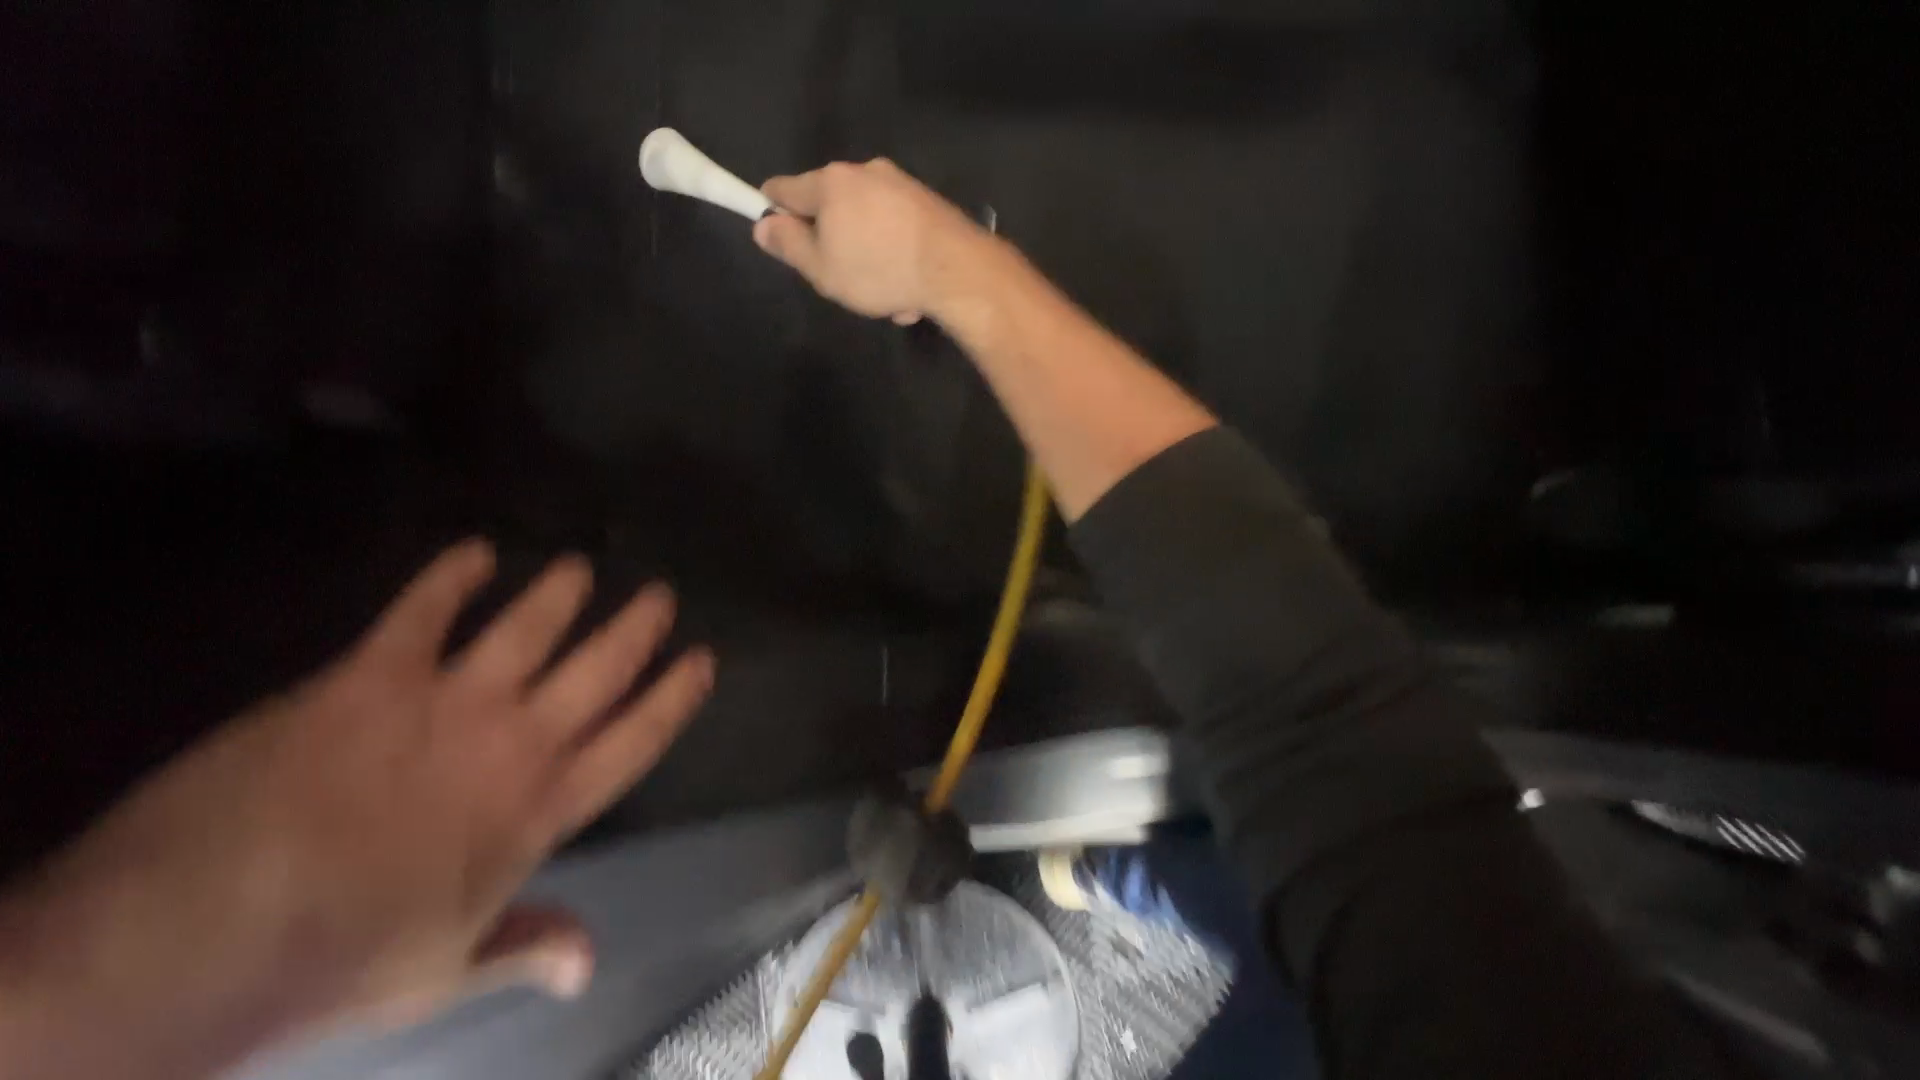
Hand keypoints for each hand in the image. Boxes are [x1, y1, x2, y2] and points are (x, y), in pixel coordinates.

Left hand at [0, 542, 713, 1078]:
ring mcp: (448, 702)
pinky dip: (452, 575)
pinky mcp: (373, 675)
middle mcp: (514, 744)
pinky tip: (473, 552)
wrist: (202, 934)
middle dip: (637, 629)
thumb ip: (526, 945)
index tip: (701, 659)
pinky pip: (424, 608)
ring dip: (561, 592)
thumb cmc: (340, 959)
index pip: (634, 740)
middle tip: (659, 595)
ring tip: (580, 567)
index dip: (674, 696)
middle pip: (600, 670)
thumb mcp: (445, 972)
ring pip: (529, 626)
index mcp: (540, 810)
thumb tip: (588, 962)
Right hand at [754, 159, 1002, 324]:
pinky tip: (910, 290)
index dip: (771, 210)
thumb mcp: (822, 269)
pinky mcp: (928, 203)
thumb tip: (763, 225)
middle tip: (842, 280)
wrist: (957, 270)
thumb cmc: (878, 270)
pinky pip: (897, 231)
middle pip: (831, 206)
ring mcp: (901, 184)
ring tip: (887, 296)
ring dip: (870, 259)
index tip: (772, 231)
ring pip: (868, 224)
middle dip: (832, 242)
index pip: (783, 188)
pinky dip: (897, 258)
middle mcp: (865, 172)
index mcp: (830, 183)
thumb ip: (789, 245)